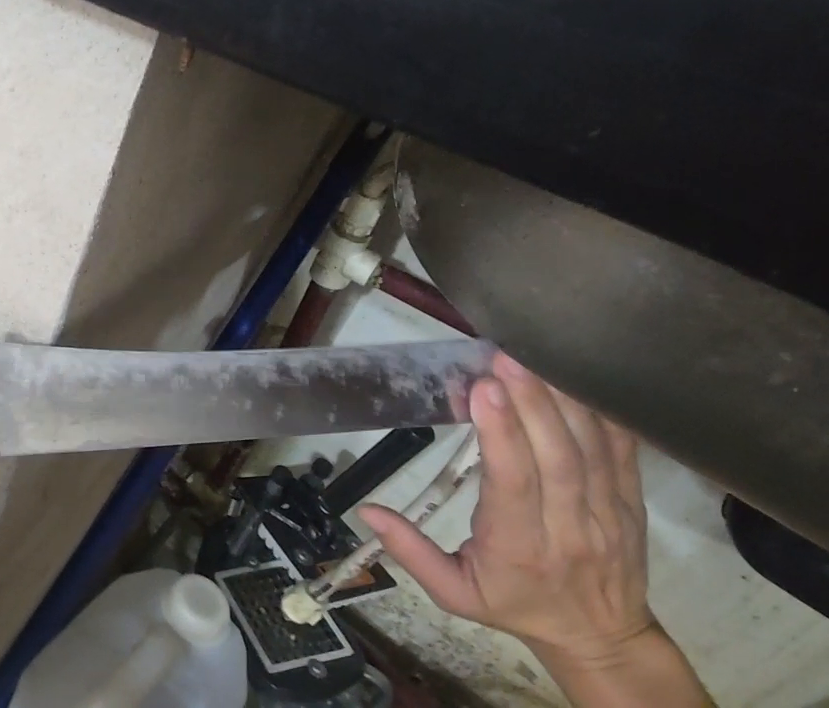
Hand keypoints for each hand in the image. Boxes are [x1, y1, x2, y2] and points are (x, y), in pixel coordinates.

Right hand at [360, 352, 654, 666]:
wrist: (601, 637)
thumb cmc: (515, 604)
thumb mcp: (453, 593)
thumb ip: (410, 552)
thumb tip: (366, 510)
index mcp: (521, 548)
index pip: (515, 483)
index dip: (501, 435)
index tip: (482, 389)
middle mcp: (571, 529)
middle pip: (557, 458)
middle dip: (531, 404)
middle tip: (504, 359)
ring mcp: (609, 515)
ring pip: (592, 450)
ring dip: (562, 401)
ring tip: (534, 359)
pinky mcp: (632, 503)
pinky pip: (623, 453)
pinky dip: (601, 413)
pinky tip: (576, 381)